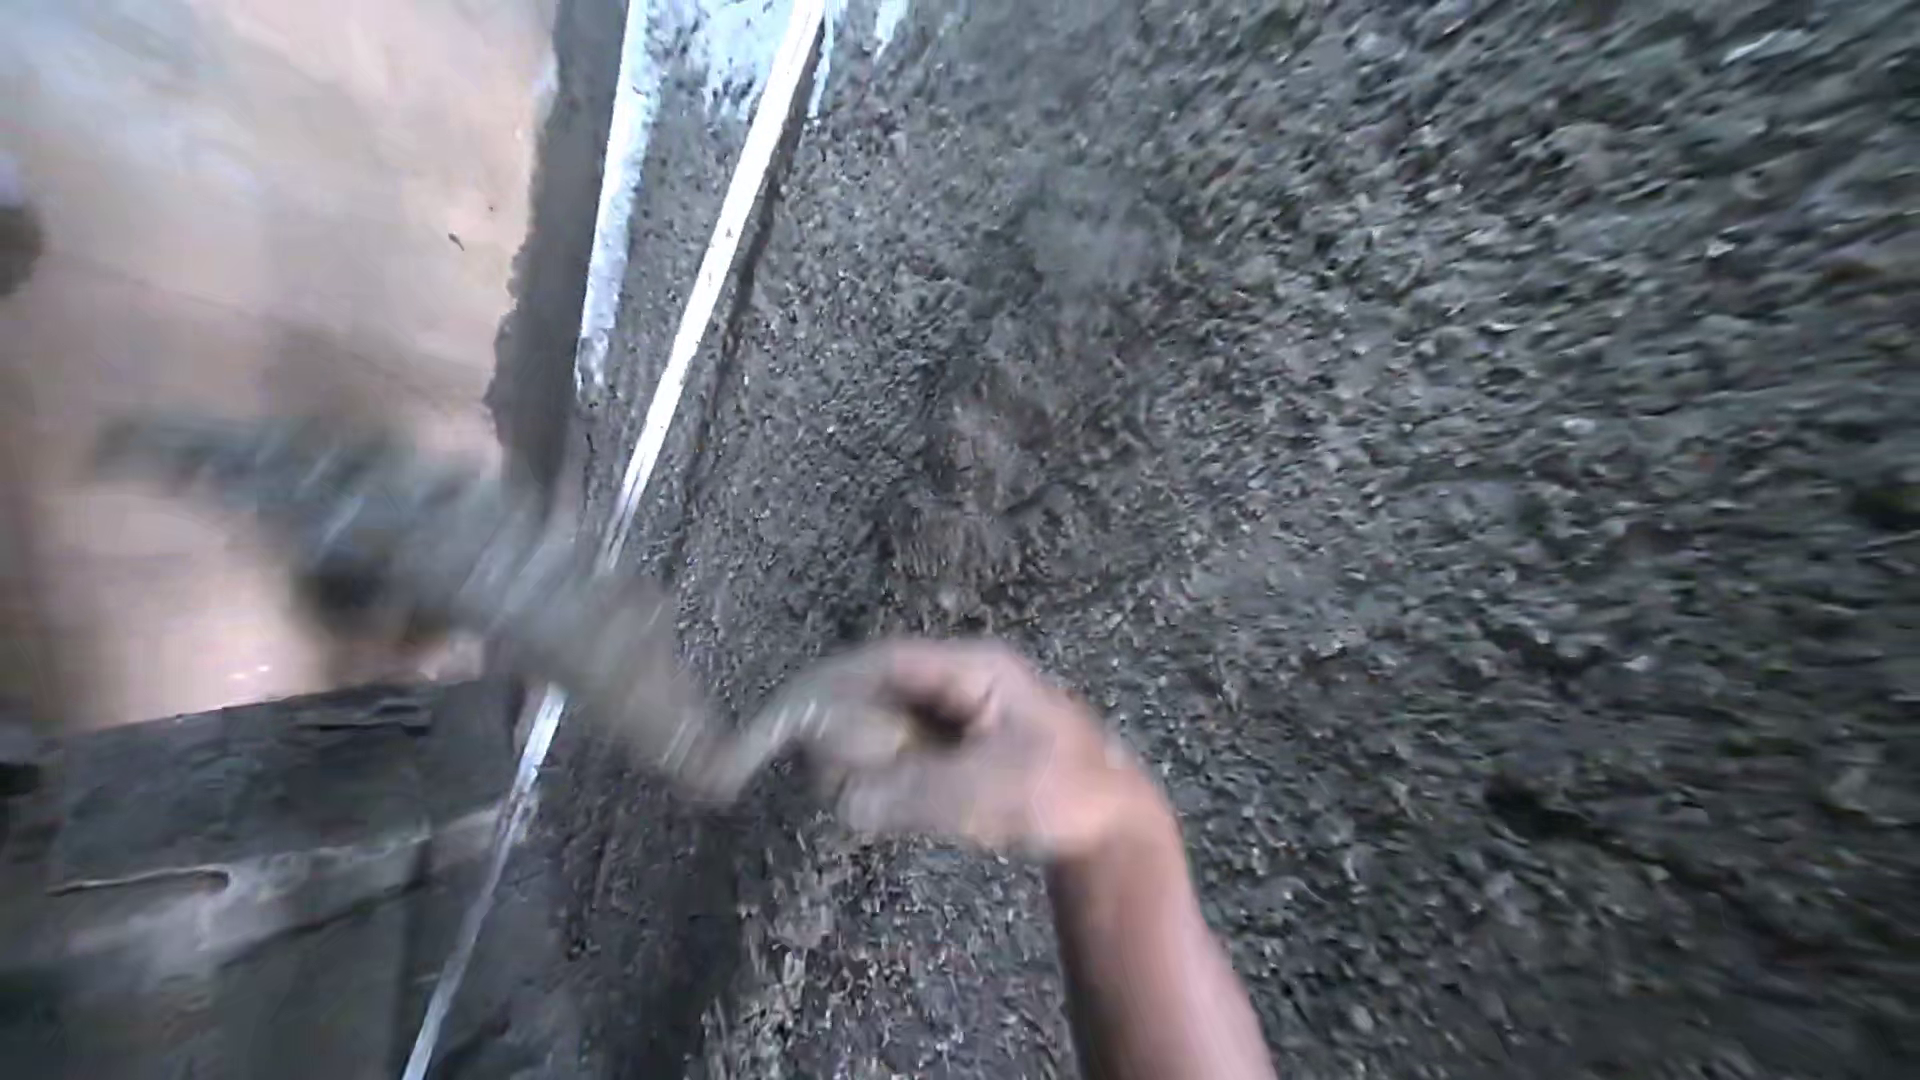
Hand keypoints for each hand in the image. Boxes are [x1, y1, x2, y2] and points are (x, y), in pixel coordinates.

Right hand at [738, 639, 1169, 860]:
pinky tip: (905, 795)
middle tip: (838, 774)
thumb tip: (845, 799)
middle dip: (853, 729)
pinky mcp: (954, 739)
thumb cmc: (1063, 791)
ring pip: (888, 719)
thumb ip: (918, 791)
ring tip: (895, 791)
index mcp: (974, 670)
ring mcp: (957, 708)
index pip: (887, 662)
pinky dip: (889, 770)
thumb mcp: (994, 790)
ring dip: (872, 755)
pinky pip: (904, 747)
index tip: (790, 715)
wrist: (1108, 815)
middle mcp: (959, 679)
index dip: (833, 683)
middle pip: (880, 688)